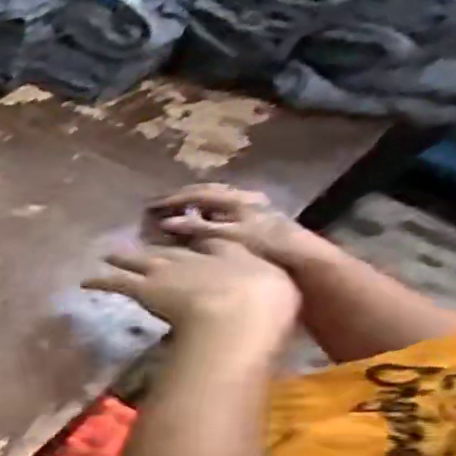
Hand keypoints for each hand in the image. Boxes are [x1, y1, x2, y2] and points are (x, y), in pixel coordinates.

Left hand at [85, 238, 299, 333]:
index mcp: (237, 254)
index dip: (202, 240)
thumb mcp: (280, 292)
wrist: (238, 312)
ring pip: (140, 259)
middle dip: (158, 244)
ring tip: (108, 255)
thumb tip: (263, 304)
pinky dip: (99, 281)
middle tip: (144, 241)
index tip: (192, 239)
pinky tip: (85, 282)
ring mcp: (168, 270)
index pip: (216, 243)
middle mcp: (199, 256)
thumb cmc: (268, 306)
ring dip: (123, 257)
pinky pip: (115, 281)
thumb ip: (266, 292)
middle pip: (174, 248)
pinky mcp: (144, 287)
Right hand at [144, 183, 334, 269]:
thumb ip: (197, 228)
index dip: (173, 199)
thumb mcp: (228, 237)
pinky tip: (194, 227)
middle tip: (158, 208)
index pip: (200, 193)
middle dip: (182, 199)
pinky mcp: (253, 223)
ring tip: (173, 216)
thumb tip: (165, 222)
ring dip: (193, 207)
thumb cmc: (267, 246)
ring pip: (216, 202)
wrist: (306, 262)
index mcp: (238, 199)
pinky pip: (221, 213)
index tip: (149, 207)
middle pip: (208, 193)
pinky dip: (204, 217)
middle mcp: (245, 199)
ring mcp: (251, 210)